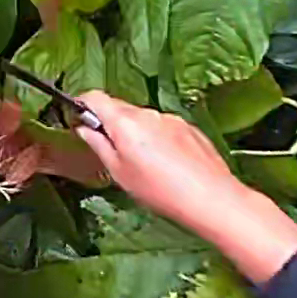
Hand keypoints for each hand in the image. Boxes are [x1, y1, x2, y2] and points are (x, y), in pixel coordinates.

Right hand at [73, 91, 296, 283]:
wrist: (216, 201)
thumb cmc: (161, 190)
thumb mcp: (118, 172)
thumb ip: (98, 144)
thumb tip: (85, 129)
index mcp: (124, 121)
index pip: (94, 96)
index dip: (83, 104)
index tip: (80, 119)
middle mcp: (147, 114)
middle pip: (118, 107)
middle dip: (110, 123)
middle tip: (111, 150)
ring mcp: (171, 120)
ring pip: (142, 119)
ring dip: (136, 132)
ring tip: (144, 162)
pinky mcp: (191, 129)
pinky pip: (164, 127)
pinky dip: (158, 138)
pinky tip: (166, 164)